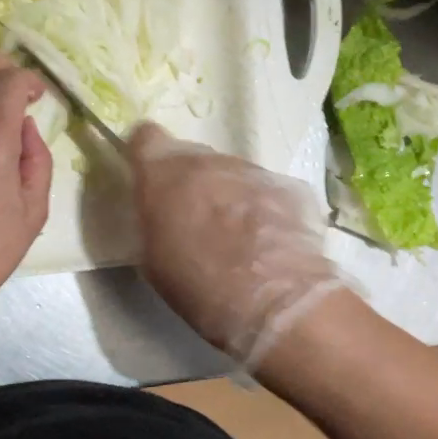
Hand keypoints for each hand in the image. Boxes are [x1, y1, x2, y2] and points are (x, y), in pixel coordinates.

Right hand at [129, 123, 342, 368]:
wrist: (271, 301)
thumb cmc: (197, 286)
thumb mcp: (152, 259)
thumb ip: (153, 220)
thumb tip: (160, 211)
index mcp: (164, 176)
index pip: (145, 137)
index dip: (146, 154)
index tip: (148, 176)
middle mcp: (209, 161)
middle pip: (193, 158)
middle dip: (190, 182)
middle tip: (193, 219)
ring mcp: (254, 170)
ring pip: (232, 174)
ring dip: (228, 196)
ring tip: (235, 237)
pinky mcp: (291, 187)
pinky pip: (268, 191)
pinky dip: (264, 210)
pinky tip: (268, 243)